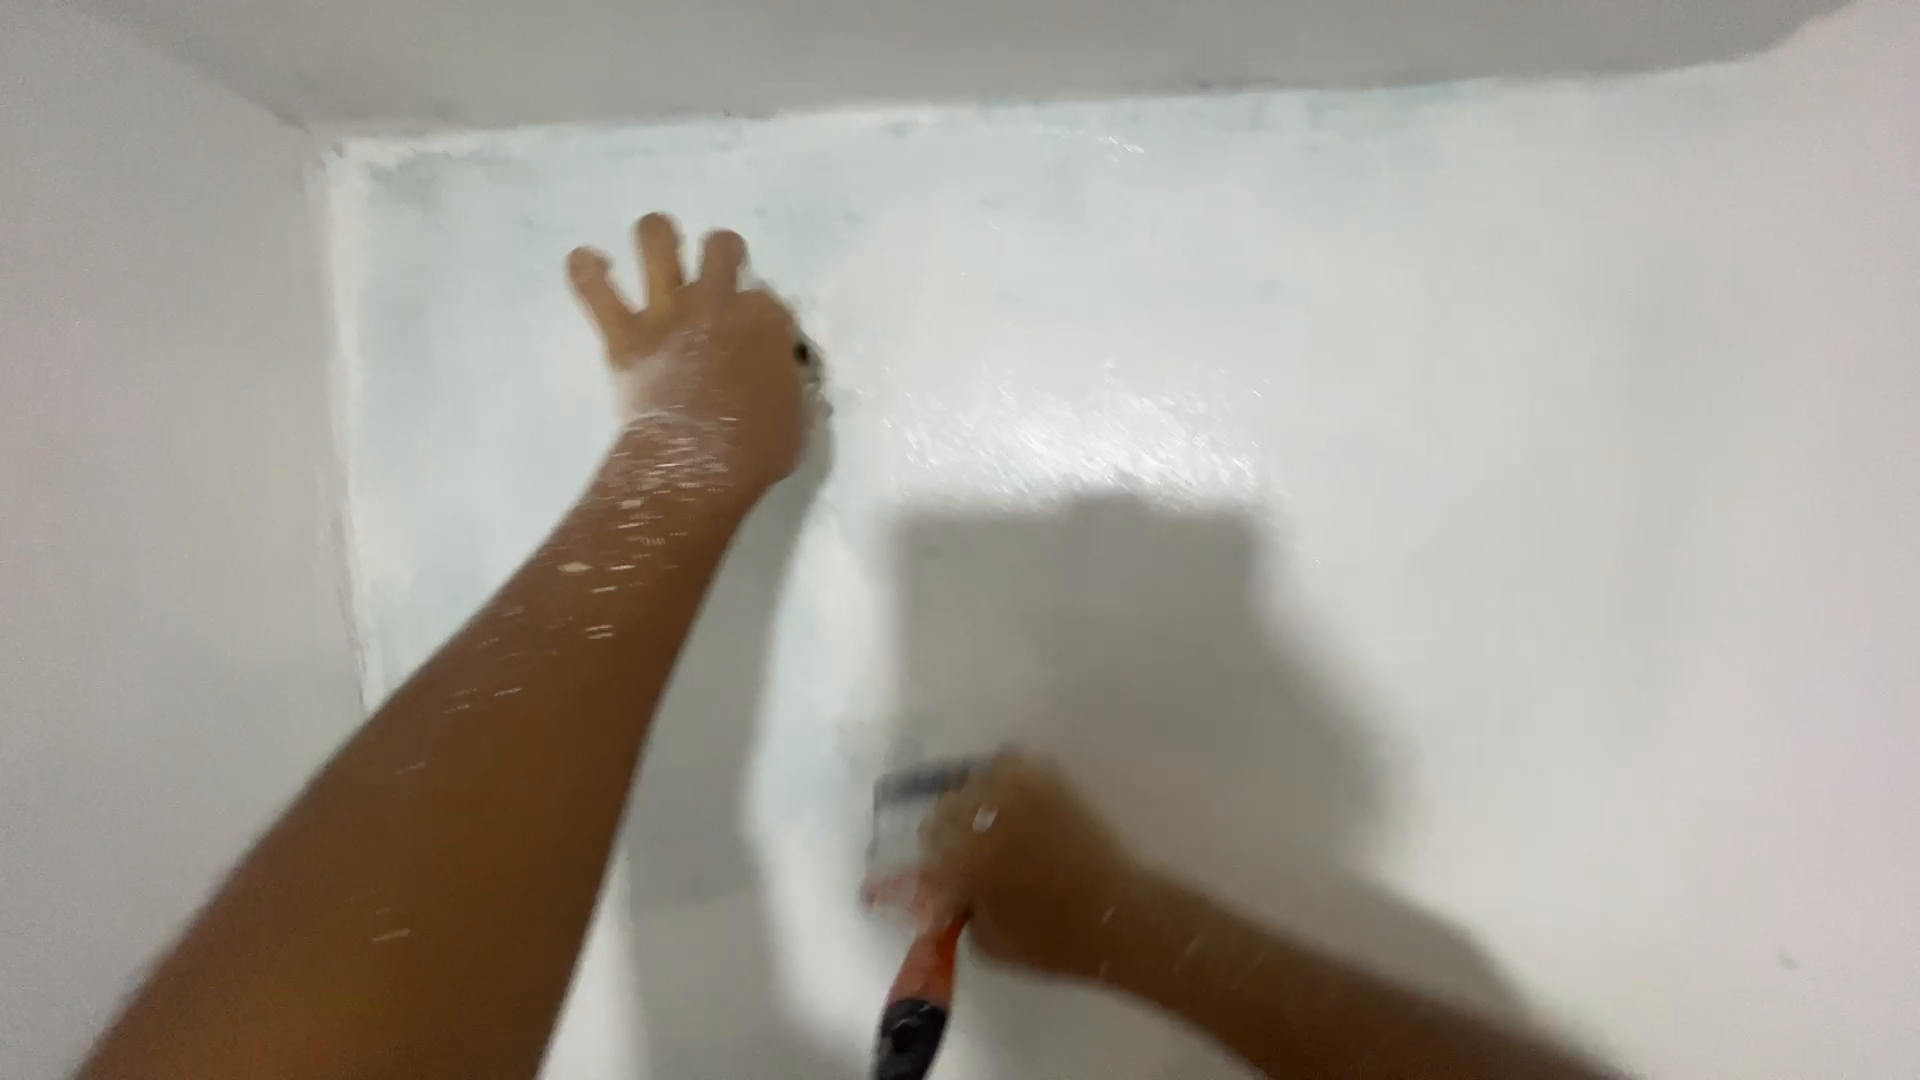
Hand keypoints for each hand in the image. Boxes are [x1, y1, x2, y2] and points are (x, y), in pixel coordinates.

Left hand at [567, 212, 810, 498]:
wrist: (701, 467)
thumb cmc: (759, 451)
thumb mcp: (798, 421)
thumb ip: (794, 390)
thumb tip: (791, 383)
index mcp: (767, 323)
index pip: (771, 301)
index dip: (766, 317)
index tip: (762, 339)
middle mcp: (719, 303)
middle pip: (721, 248)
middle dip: (723, 253)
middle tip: (719, 273)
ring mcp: (669, 313)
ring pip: (657, 240)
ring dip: (658, 236)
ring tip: (660, 246)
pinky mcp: (625, 333)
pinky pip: (593, 286)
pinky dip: (587, 270)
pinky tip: (591, 263)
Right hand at [916, 754, 1146, 981]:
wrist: (1119, 914)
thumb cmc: (1055, 940)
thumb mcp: (991, 944)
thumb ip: (962, 911)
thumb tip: (954, 891)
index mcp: (964, 858)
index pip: (928, 843)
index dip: (935, 858)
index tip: (945, 870)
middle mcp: (983, 816)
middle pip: (947, 806)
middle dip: (952, 827)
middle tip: (968, 844)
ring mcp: (1017, 791)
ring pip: (976, 779)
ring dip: (976, 798)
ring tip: (991, 816)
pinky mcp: (1047, 779)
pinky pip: (1011, 763)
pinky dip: (1005, 775)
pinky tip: (1013, 797)